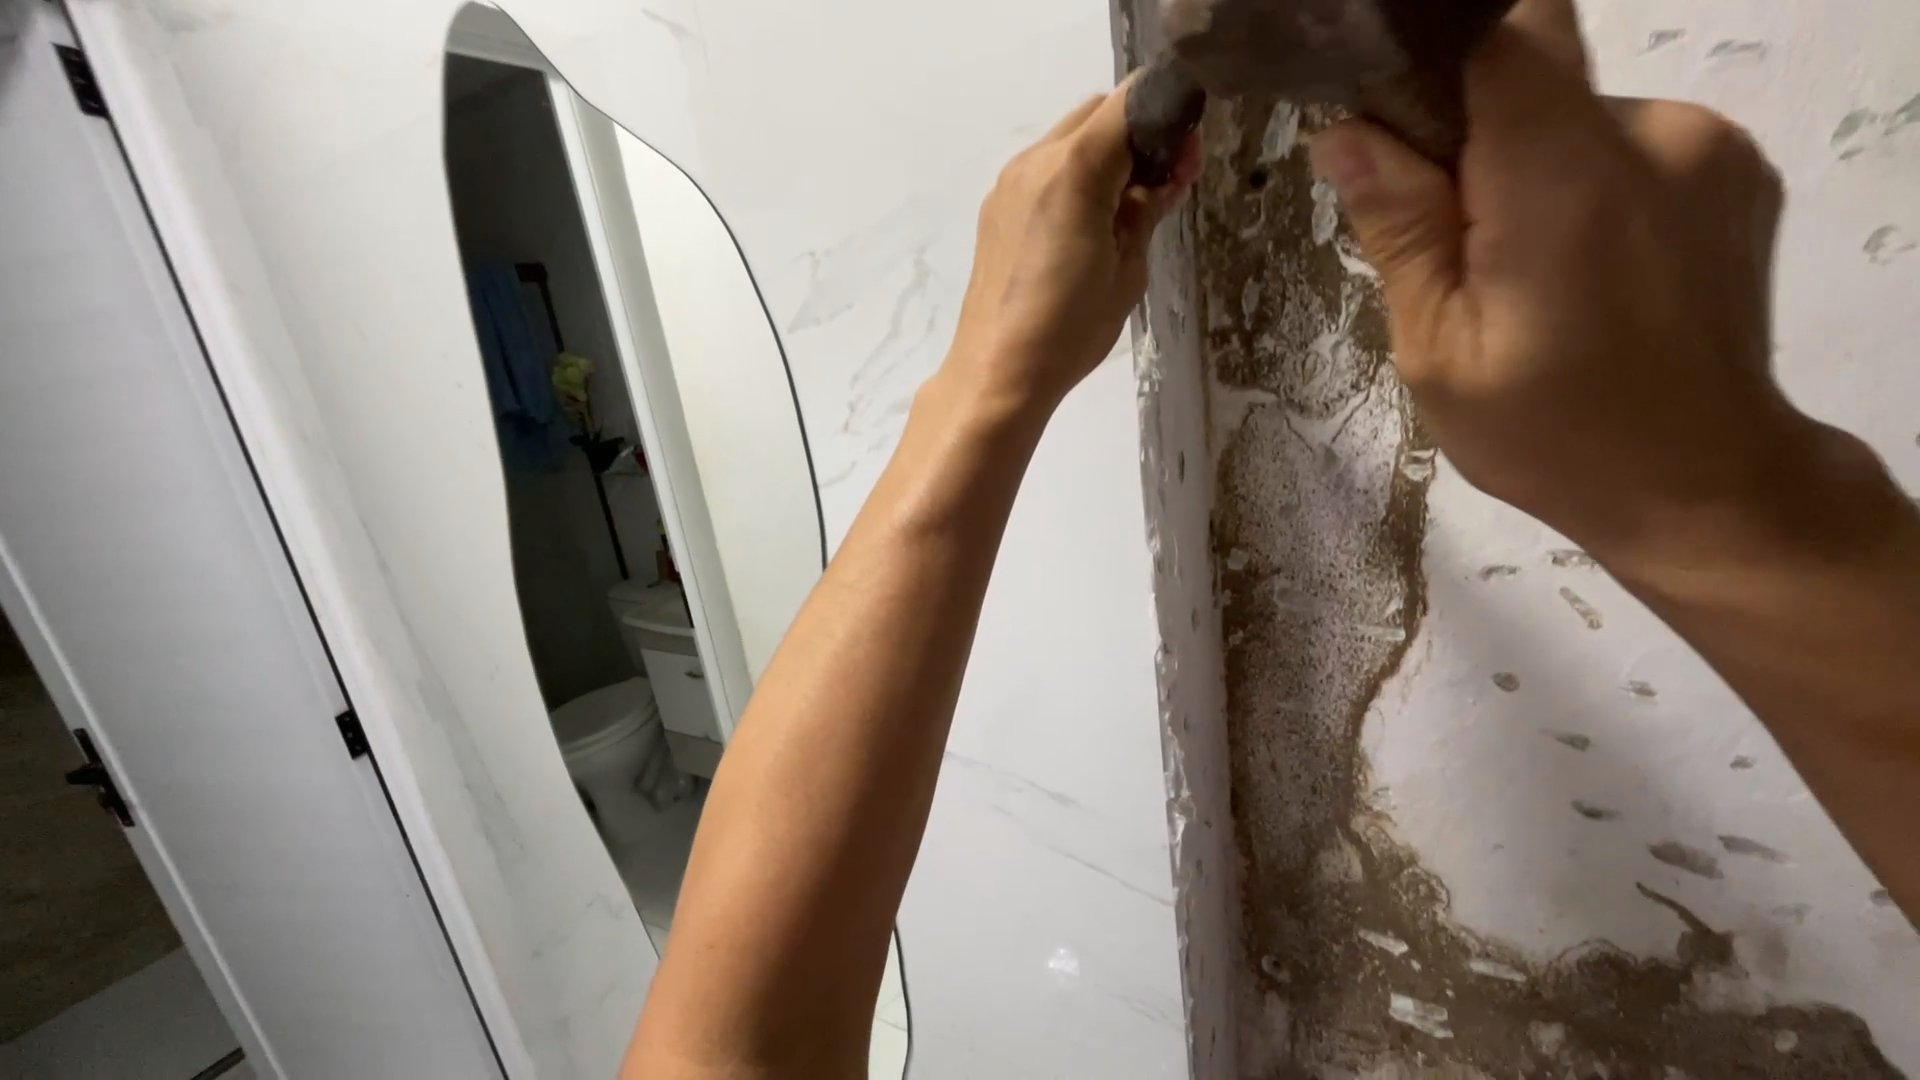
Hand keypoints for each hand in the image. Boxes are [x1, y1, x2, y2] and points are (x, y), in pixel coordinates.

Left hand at [943, 74, 1201, 412]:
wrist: (997, 374)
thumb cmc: (1069, 331)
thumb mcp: (1126, 272)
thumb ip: (1146, 212)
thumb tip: (1165, 179)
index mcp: (1074, 169)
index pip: (1131, 101)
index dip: (1168, 119)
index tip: (1184, 161)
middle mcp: (1034, 162)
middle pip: (1097, 114)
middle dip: (1136, 136)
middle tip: (1161, 188)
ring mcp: (1008, 186)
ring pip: (1067, 141)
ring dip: (1103, 158)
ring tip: (1123, 215)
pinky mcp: (994, 212)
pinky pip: (1043, 172)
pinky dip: (1072, 180)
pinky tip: (1086, 229)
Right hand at [1310, 0, 1832, 560]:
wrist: (1697, 482)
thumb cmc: (1543, 432)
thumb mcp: (1435, 348)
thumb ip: (1400, 230)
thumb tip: (1345, 134)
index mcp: (1563, 183)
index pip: (1502, 36)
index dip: (1427, 57)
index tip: (1379, 122)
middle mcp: (1653, 135)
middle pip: (1531, 75)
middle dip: (1462, 139)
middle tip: (1438, 243)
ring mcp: (1707, 147)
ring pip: (1570, 116)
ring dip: (1517, 172)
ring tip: (1507, 275)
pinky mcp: (1730, 172)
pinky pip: (1621, 145)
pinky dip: (1570, 187)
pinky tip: (1565, 271)